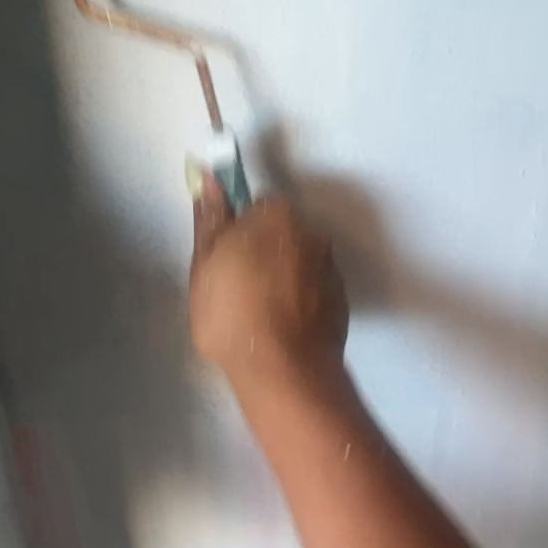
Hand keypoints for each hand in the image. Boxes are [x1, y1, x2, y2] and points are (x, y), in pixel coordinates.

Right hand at [189, 171, 349, 388]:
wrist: (283, 369)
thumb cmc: (233, 311)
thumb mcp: (205, 263)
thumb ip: (211, 218)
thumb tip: (210, 178)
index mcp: (278, 215)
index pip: (259, 206)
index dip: (240, 232)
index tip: (227, 261)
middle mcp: (313, 234)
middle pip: (284, 235)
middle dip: (265, 254)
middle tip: (239, 290)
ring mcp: (332, 270)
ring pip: (301, 264)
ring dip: (285, 279)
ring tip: (262, 316)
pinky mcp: (341, 303)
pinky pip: (315, 292)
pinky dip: (301, 303)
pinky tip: (283, 329)